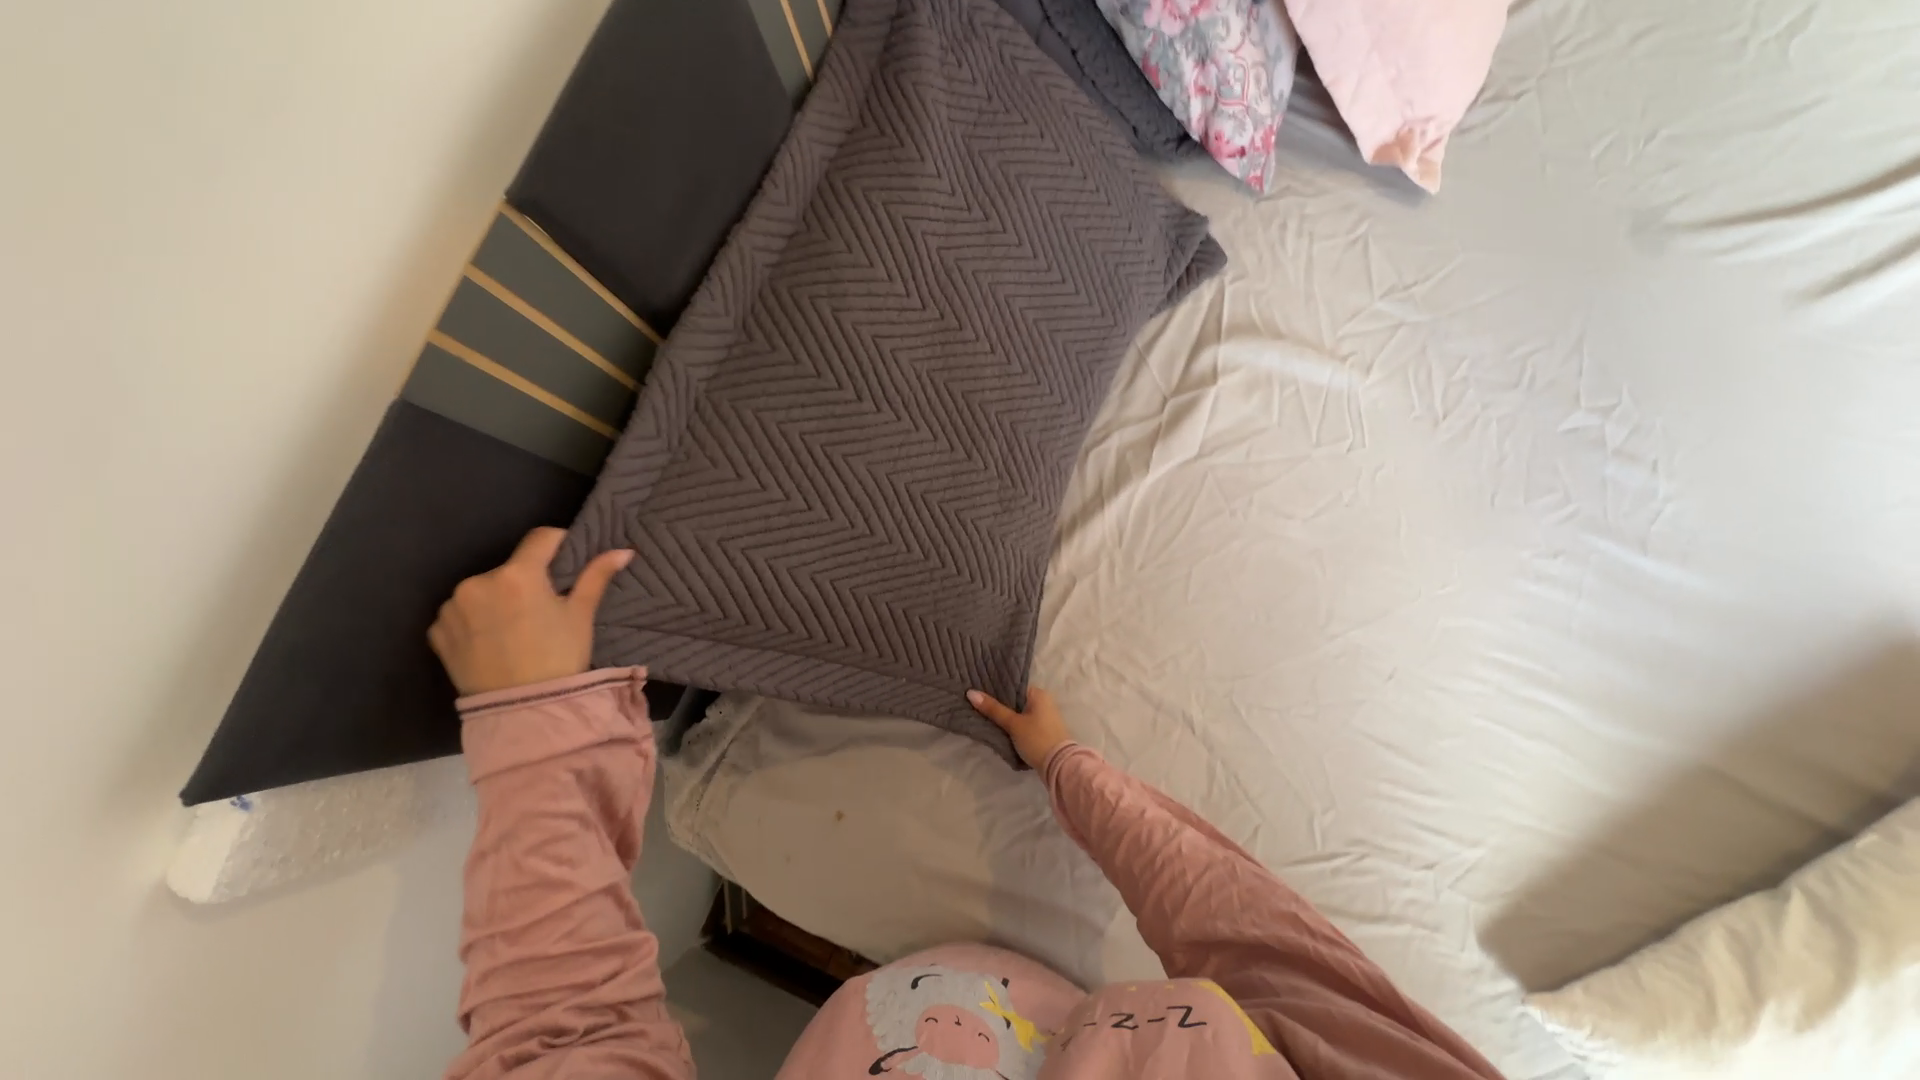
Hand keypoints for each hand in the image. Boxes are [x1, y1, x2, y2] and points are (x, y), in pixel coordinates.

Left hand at [428, 527, 633, 695]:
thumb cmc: (559, 657)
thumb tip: (622, 550)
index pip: (540, 538)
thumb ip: (596, 576)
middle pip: (509, 568)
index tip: (566, 560)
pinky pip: (460, 614)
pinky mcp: (436, 631)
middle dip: (525, 580)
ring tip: (514, 628)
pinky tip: (491, 642)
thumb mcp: (581, 615)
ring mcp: (452, 607)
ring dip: (497, 599)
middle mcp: (478, 582)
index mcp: (517, 574)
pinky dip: (475, 621)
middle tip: (542, 608)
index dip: (558, 543)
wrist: (522, 710)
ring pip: (482, 590)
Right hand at [966, 687, 1071, 769]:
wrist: (1059, 765)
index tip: (978, 692)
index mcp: (1039, 694)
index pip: (1013, 687)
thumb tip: (971, 692)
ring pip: (1020, 713)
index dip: (996, 690)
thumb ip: (993, 709)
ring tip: (984, 716)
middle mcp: (1044, 702)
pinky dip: (1014, 726)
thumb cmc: (1037, 738)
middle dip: (1000, 705)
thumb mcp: (1013, 724)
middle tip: (978, 705)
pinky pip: (1025, 724)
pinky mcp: (1044, 732)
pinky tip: (1000, 729)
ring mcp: (1045, 718)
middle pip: (1016, 701)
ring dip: (1006, 717)